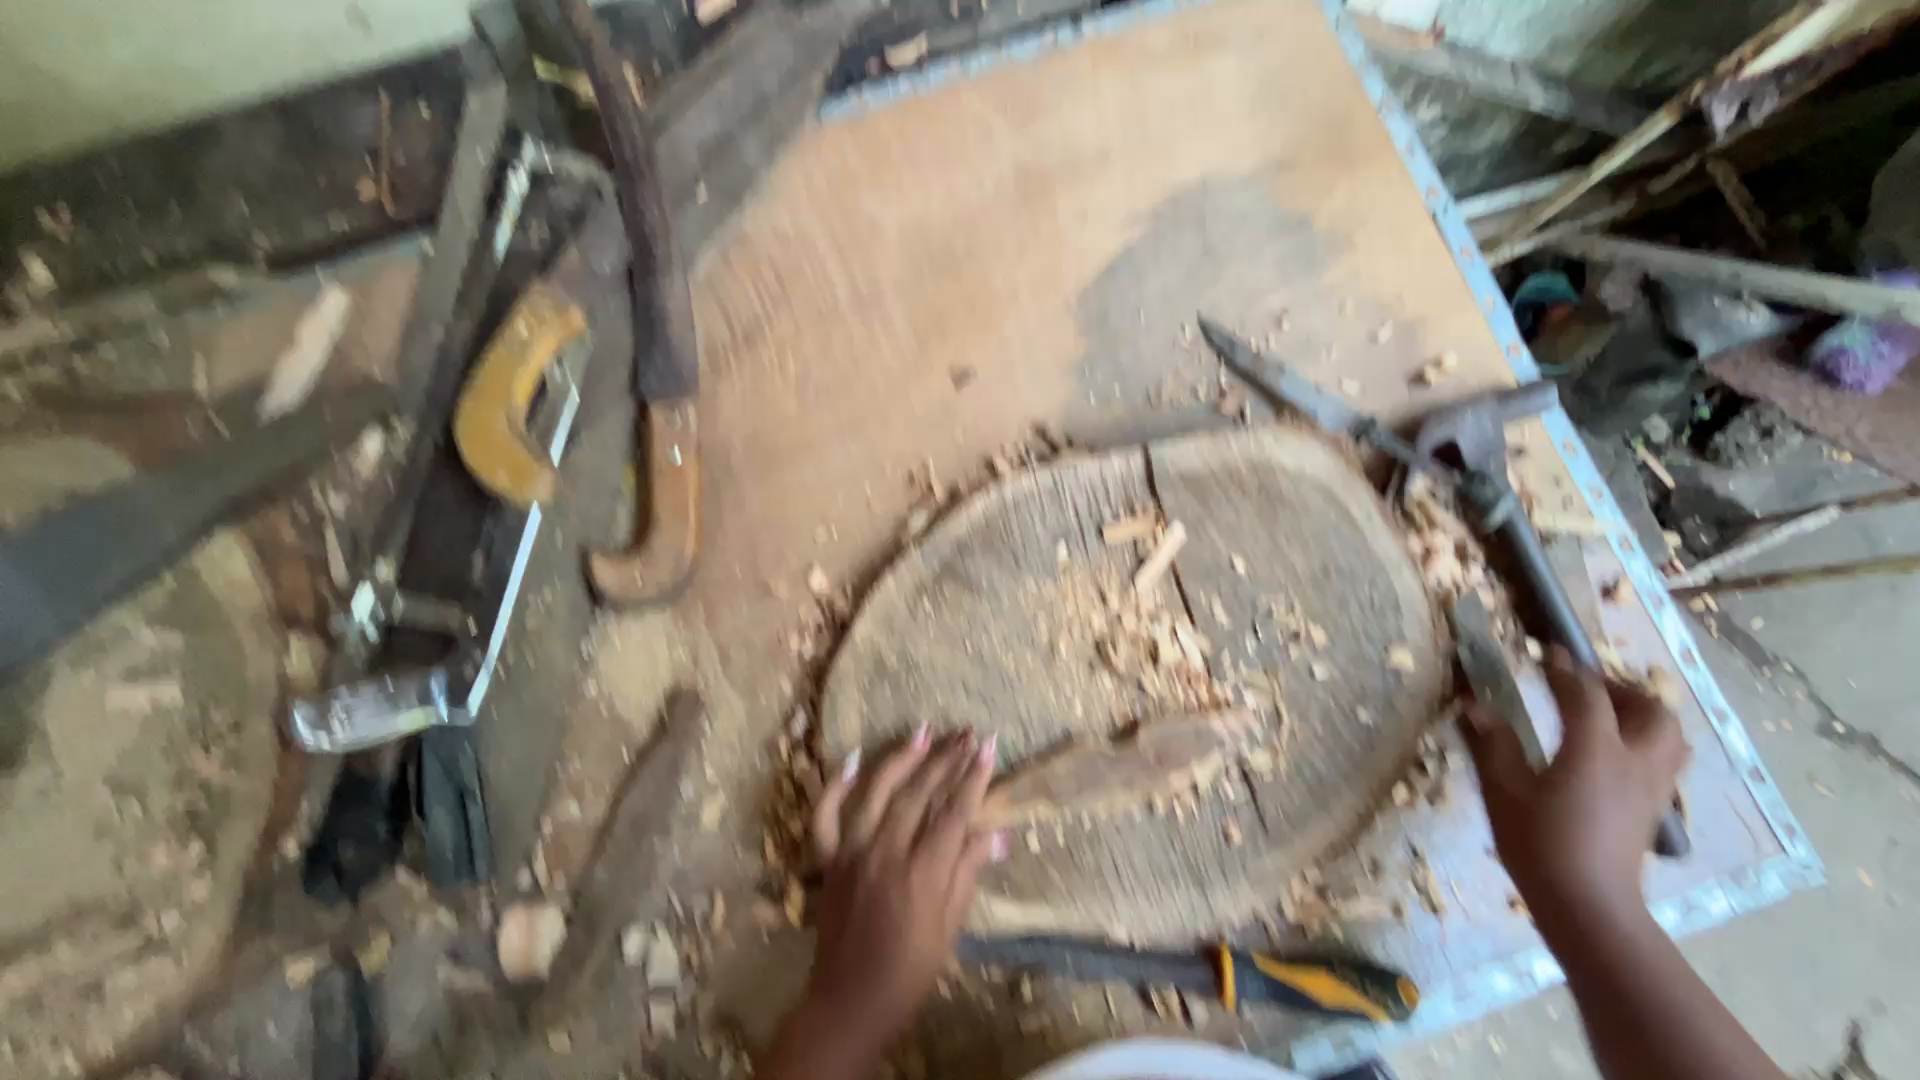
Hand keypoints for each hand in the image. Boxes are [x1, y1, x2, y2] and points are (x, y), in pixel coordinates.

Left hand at [799, 726, 1005, 1048]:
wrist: (850, 1000)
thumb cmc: (911, 970)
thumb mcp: (951, 927)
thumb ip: (968, 874)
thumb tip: (996, 835)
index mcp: (923, 871)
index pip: (954, 811)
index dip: (974, 777)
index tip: (989, 746)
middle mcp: (887, 852)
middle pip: (920, 793)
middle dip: (946, 759)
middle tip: (966, 732)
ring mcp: (852, 852)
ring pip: (877, 792)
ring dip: (901, 758)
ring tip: (923, 731)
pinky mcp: (828, 860)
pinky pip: (827, 816)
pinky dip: (837, 786)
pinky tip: (853, 759)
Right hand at [1464, 647, 1689, 923]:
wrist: (1588, 905)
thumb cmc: (1540, 844)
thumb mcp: (1503, 790)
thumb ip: (1493, 743)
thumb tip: (1473, 704)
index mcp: (1595, 751)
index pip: (1586, 695)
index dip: (1565, 670)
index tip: (1547, 652)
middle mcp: (1634, 761)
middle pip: (1650, 710)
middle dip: (1619, 689)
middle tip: (1584, 685)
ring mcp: (1651, 787)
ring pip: (1668, 735)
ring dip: (1641, 714)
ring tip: (1605, 713)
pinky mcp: (1653, 809)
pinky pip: (1665, 759)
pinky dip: (1645, 741)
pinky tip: (1612, 753)